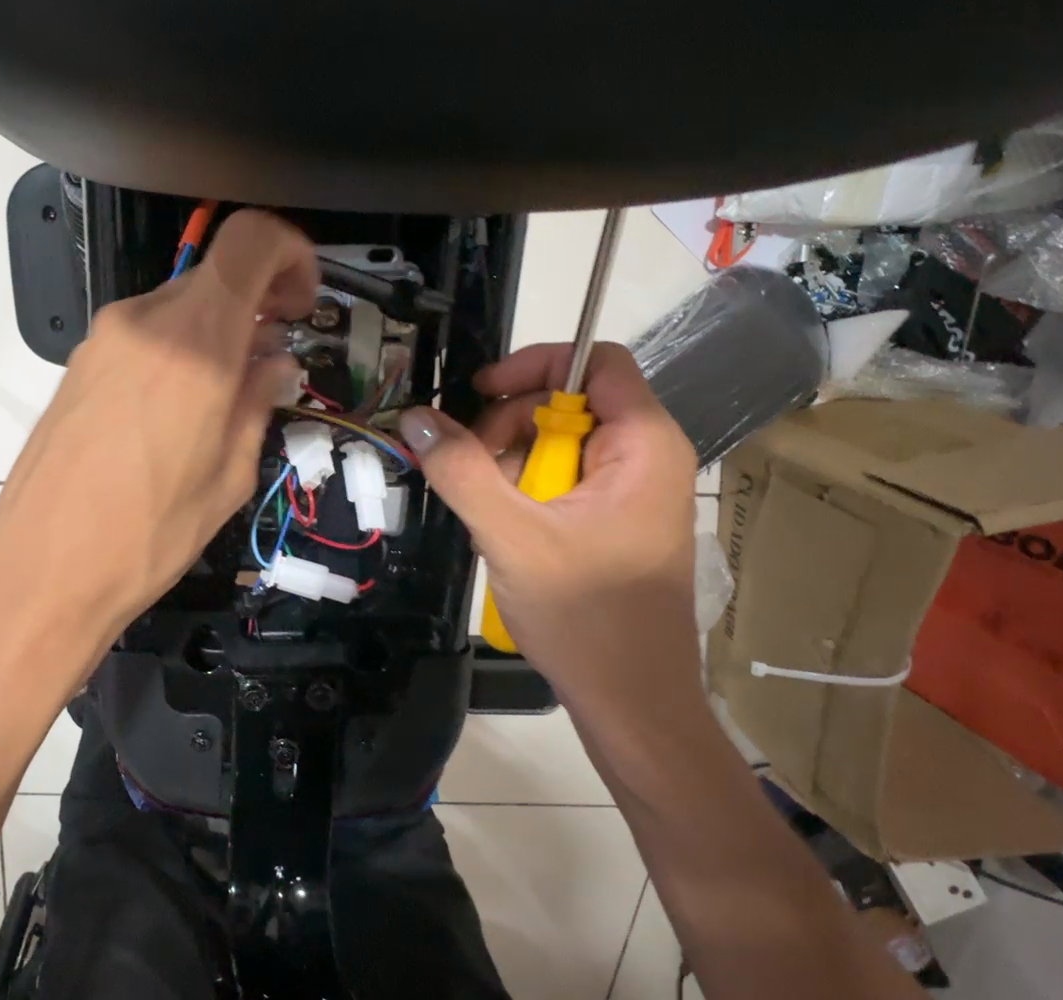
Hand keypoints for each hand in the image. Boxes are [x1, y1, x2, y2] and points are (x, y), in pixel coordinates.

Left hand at [0, 210, 317, 665]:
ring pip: (176, 310)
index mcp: (195, 342)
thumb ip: (256, 404)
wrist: (42, 569)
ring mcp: (102, 341)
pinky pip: (141, 339)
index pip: (251, 241)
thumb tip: (272, 364)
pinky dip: (172, 355)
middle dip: (253, 309)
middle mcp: (144, 322)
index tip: (300, 304)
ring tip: (220, 403)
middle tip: (268, 366)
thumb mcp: (228, 476)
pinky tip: (173, 415)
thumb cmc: (148, 535)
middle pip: (214, 279)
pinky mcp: (76, 366)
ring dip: (211, 336)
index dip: (290, 254)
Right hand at [398, 343, 700, 710]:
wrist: (631, 700)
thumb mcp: (512, 537)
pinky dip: (523, 487)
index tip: (477, 395)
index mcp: (644, 446)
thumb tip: (415, 417)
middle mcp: (646, 457)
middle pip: (570, 400)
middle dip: (510, 421)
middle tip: (469, 464)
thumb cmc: (586, 616)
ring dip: (510, 458)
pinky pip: (561, 477)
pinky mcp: (612, 520)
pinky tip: (502, 524)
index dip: (534, 364)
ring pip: (559, 440)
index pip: (597, 362)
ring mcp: (631, 491)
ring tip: (484, 504)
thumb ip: (462, 471)